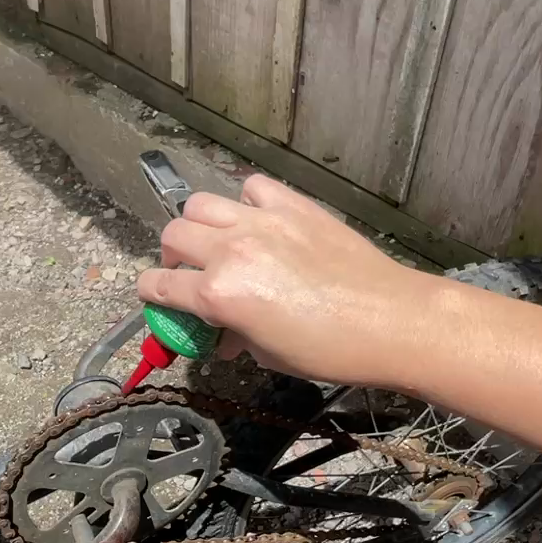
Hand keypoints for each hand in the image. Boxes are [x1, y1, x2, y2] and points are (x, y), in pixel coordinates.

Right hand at [136, 175, 438, 388]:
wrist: (389, 320)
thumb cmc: (329, 351)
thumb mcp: (269, 355)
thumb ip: (234, 337)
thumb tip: (224, 336)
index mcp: (219, 294)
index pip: (158, 285)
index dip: (152, 296)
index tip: (160, 299)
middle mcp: (231, 251)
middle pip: (173, 236)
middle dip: (173, 257)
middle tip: (191, 272)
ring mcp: (262, 222)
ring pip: (201, 203)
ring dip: (200, 225)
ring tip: (219, 241)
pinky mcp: (292, 205)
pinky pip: (251, 187)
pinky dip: (245, 201)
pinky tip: (260, 220)